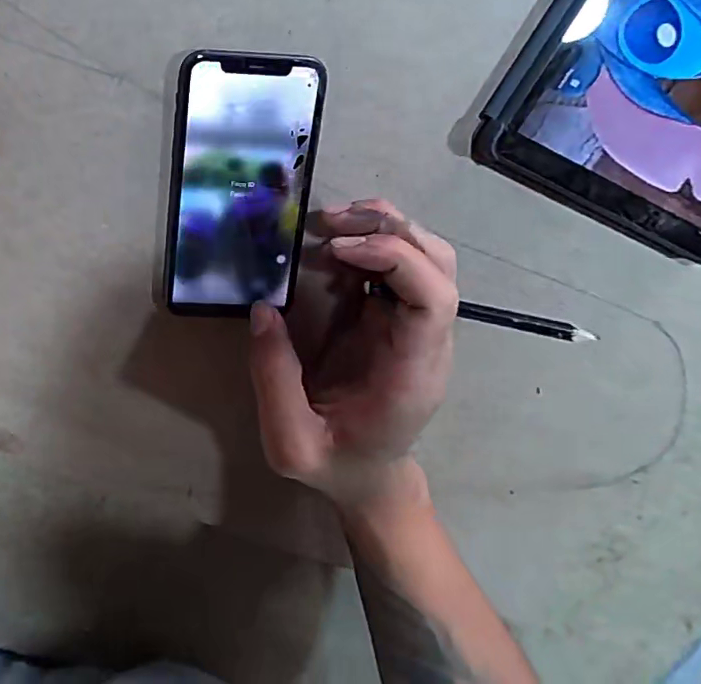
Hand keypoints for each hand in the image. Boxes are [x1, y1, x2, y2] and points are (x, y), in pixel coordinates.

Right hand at [246, 199, 457, 509]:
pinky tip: (334, 241)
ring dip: (383, 226)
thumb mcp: (290, 442)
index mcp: (412, 371)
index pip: (434, 298)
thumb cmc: (336, 463)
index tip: (338, 248)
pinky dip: (372, 240)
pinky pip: (401, 264)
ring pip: (427, 255)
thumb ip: (274, 379)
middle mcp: (426, 340)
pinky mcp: (397, 317)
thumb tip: (263, 309)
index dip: (394, 258)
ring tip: (330, 223)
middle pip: (438, 263)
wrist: (368, 477)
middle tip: (328, 222)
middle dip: (388, 228)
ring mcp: (415, 325)